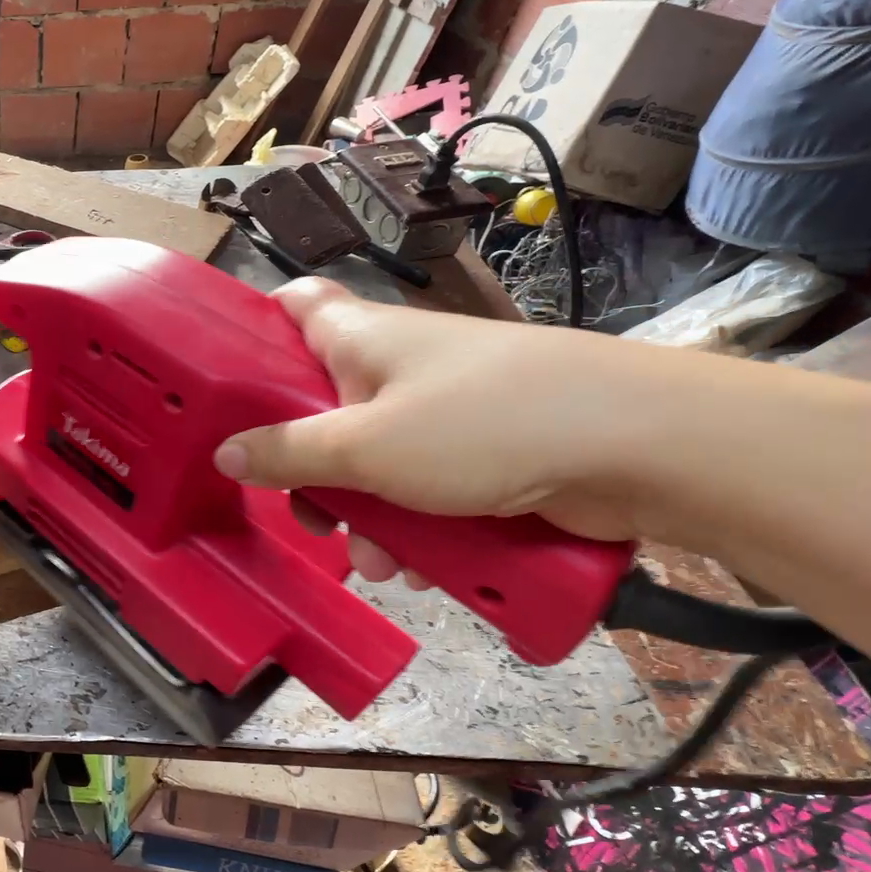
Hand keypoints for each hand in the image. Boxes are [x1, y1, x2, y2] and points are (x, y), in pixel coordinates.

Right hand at [213, 278, 655, 582]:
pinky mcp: (483, 447)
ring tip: (375, 561)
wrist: (648, 446)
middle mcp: (395, 363)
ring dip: (362, 512)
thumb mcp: (365, 447)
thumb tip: (222, 456)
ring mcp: (442, 406)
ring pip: (372, 456)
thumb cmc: (483, 425)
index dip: (256, 328)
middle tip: (305, 512)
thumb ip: (288, 454)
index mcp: (359, 338)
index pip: (294, 305)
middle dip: (306, 466)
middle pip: (321, 404)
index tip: (228, 378)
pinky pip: (422, 483)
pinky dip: (412, 521)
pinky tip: (420, 566)